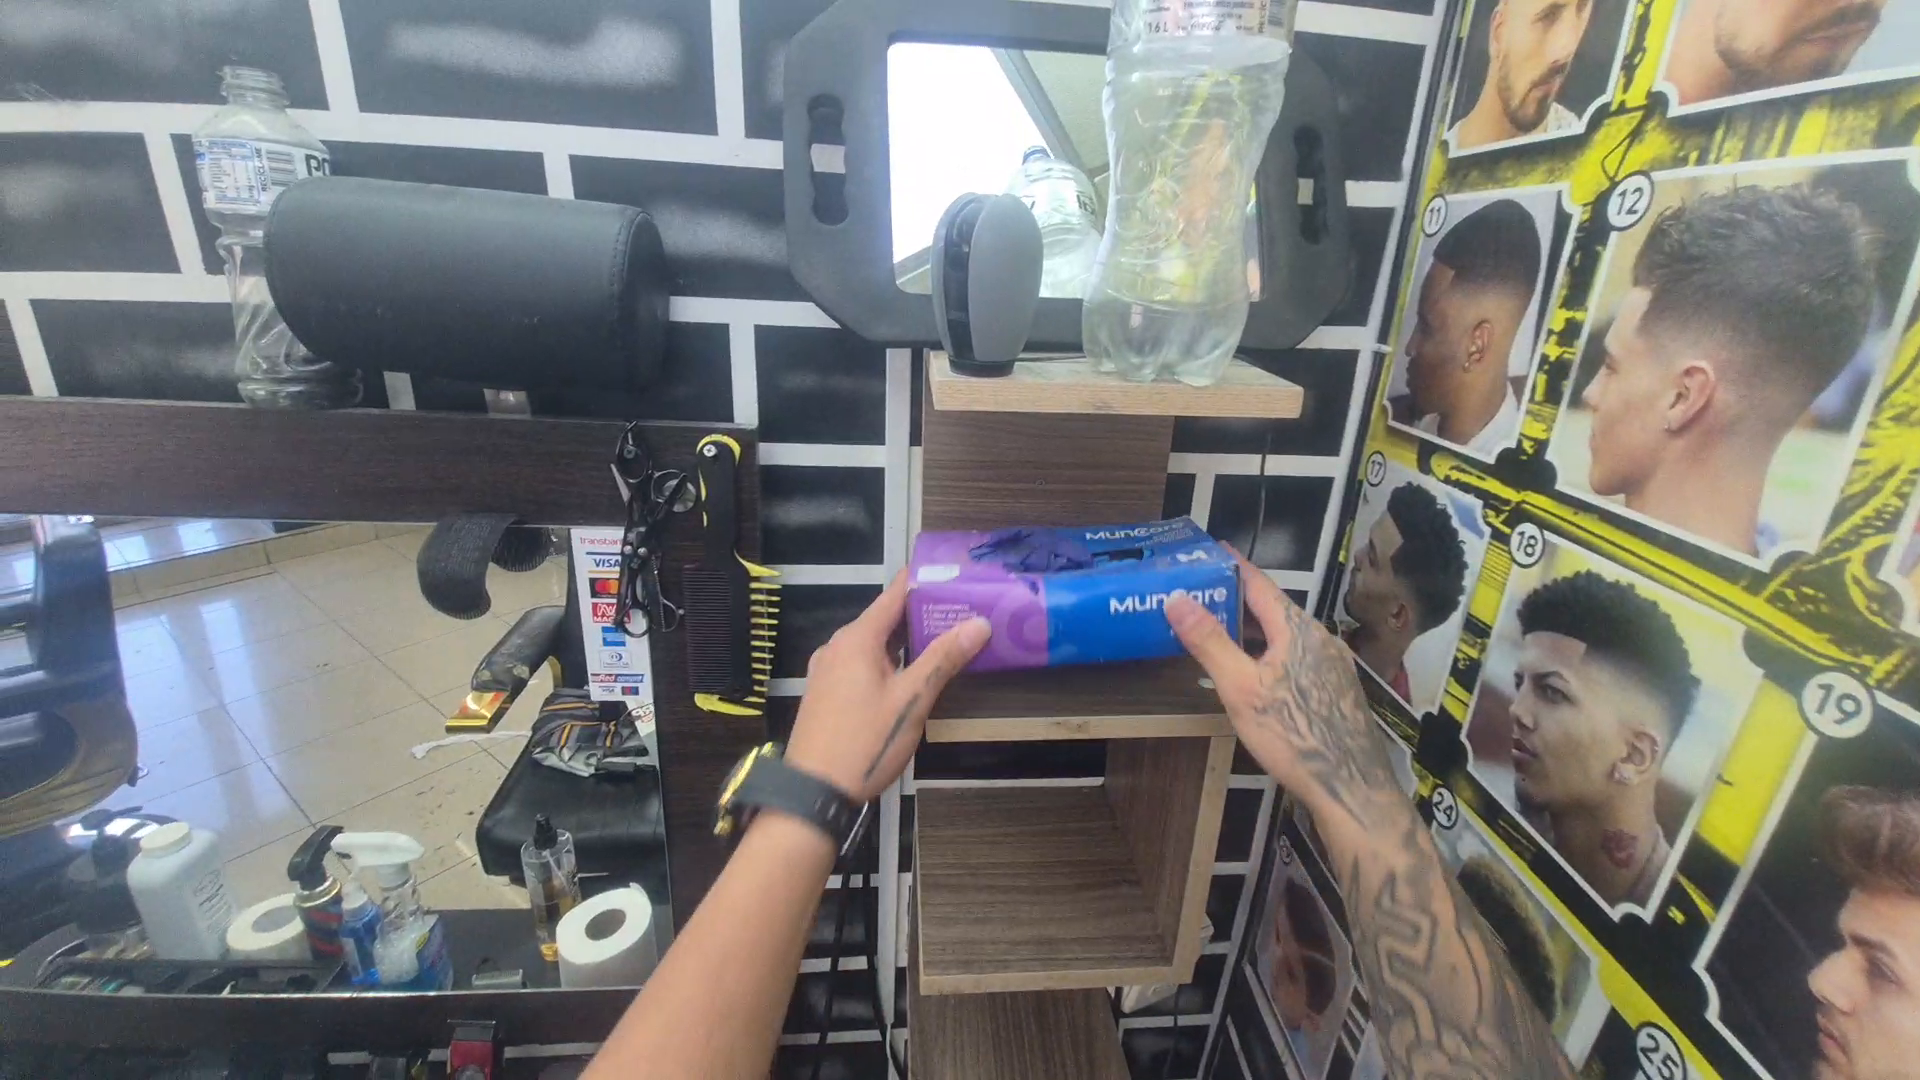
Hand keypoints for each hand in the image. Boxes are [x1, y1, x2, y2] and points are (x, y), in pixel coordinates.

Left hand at [784, 573, 990, 801]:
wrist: (813, 793)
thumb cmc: (865, 741)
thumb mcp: (911, 700)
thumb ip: (943, 659)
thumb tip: (979, 623)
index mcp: (856, 639)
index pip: (894, 594)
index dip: (924, 581)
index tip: (955, 575)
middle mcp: (837, 646)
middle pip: (885, 618)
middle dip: (922, 614)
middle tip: (963, 611)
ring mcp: (828, 669)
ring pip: (874, 644)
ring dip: (906, 641)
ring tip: (946, 639)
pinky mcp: (826, 691)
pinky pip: (862, 663)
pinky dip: (888, 660)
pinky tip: (911, 674)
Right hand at [1163, 551, 1401, 827]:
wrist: (1351, 790)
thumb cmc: (1293, 735)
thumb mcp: (1240, 688)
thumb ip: (1209, 641)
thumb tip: (1176, 598)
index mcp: (1298, 629)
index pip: (1259, 584)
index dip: (1232, 565)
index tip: (1210, 549)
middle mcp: (1320, 639)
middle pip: (1272, 609)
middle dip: (1235, 599)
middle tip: (1199, 593)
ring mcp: (1332, 665)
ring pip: (1284, 635)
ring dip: (1251, 628)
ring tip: (1216, 627)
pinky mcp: (1335, 690)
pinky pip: (1295, 655)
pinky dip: (1268, 649)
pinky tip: (1251, 668)